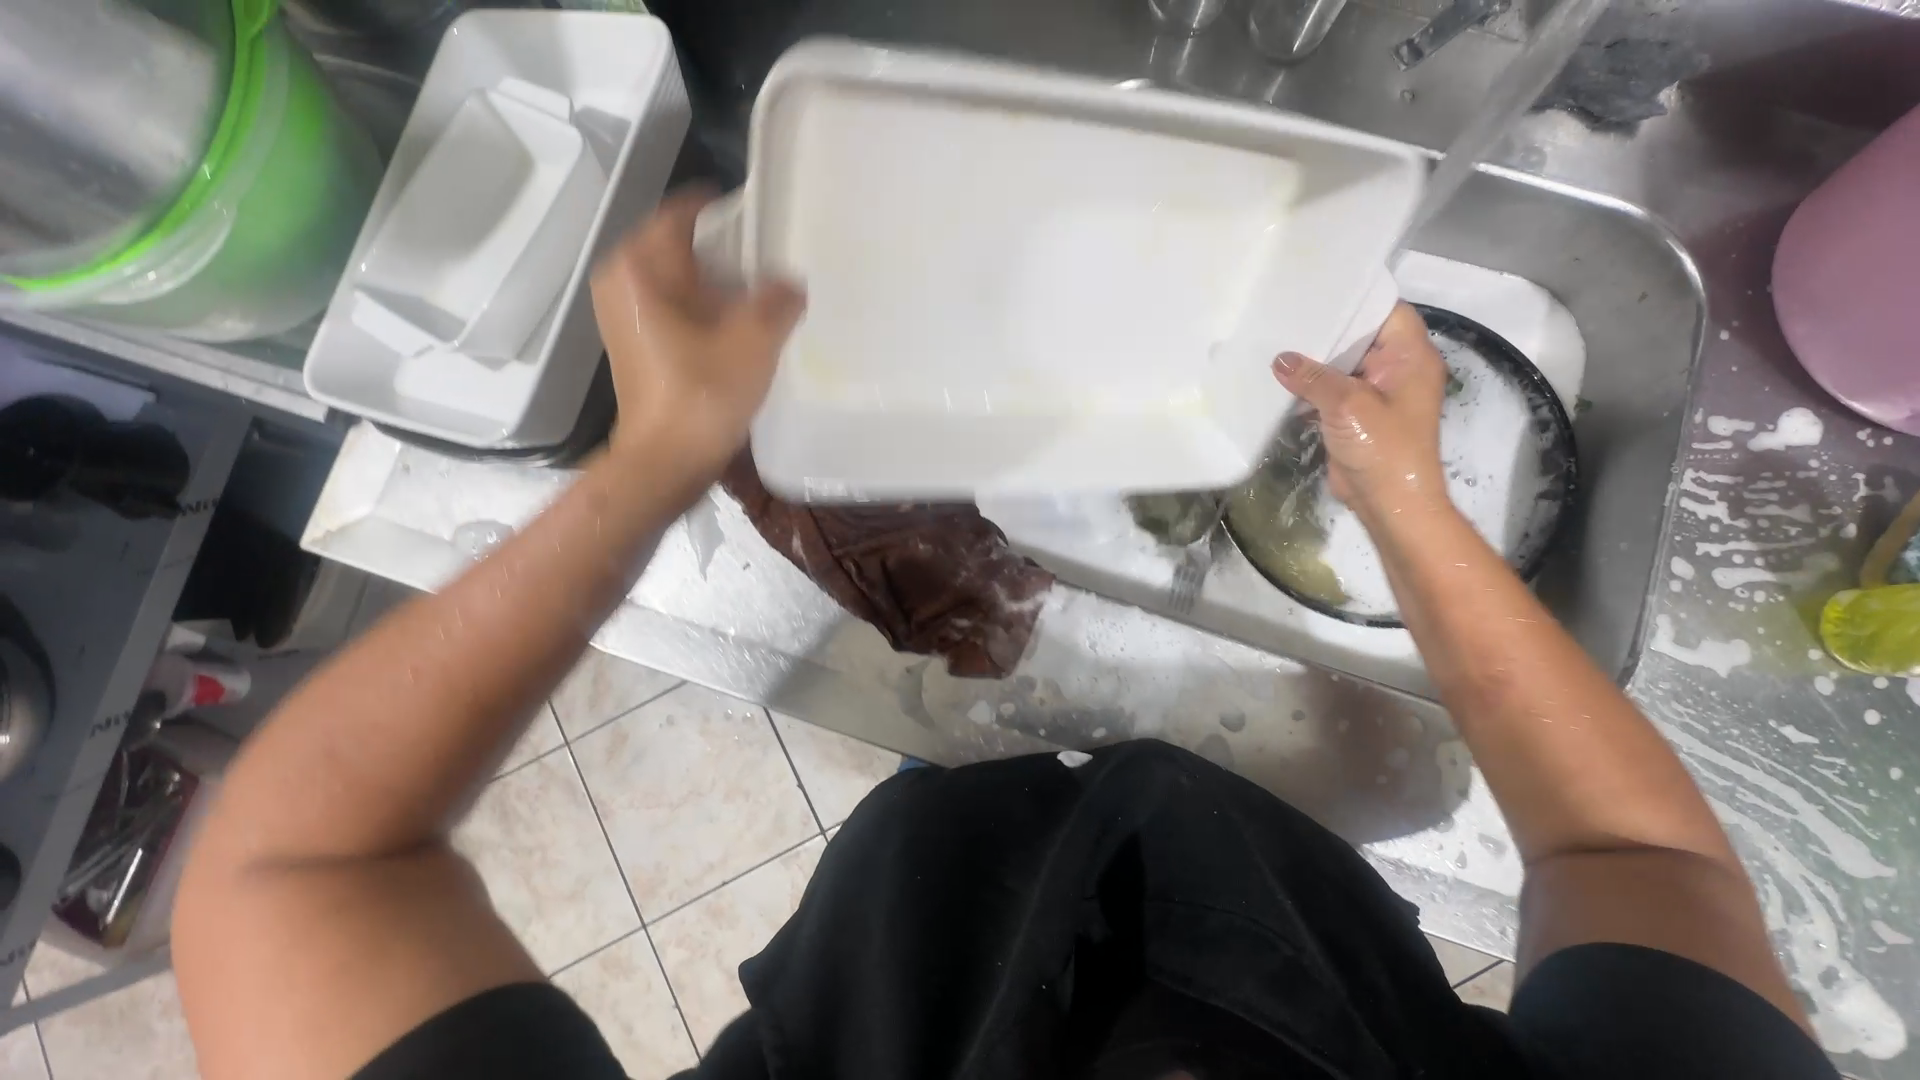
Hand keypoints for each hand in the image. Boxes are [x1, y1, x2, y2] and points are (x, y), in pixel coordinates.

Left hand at [591, 189, 805, 476]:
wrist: (666, 462)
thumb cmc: (703, 396)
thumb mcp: (754, 341)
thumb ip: (778, 300)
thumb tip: (790, 285)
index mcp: (641, 267)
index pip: (683, 213)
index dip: (725, 211)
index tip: (763, 215)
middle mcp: (622, 281)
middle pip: (681, 245)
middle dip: (725, 249)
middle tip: (771, 257)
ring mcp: (623, 313)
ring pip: (678, 278)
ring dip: (718, 282)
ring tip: (762, 292)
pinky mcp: (634, 342)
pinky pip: (673, 305)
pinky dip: (704, 307)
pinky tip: (739, 325)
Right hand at [1269, 303, 1448, 521]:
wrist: (1390, 504)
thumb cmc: (1383, 448)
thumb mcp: (1347, 405)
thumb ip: (1313, 378)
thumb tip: (1280, 360)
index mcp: (1410, 357)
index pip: (1385, 310)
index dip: (1354, 298)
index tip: (1316, 288)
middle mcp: (1395, 369)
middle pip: (1359, 337)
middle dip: (1324, 330)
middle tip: (1284, 314)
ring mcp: (1375, 394)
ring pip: (1340, 366)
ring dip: (1312, 362)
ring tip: (1274, 343)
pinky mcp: (1355, 417)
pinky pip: (1330, 392)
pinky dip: (1308, 388)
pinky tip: (1279, 381)